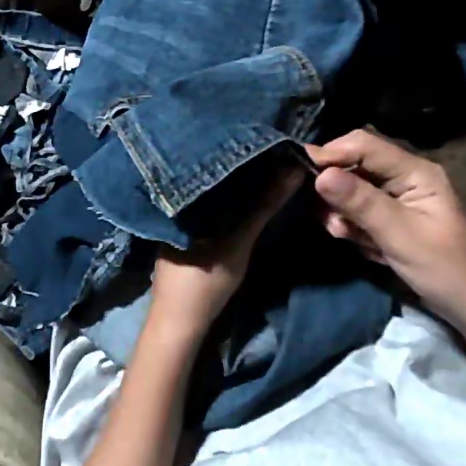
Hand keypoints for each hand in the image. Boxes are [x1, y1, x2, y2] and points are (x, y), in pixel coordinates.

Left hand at [149, 167, 303, 329]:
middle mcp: (174, 205)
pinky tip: (241, 200)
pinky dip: (224, 205)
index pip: (209, 165)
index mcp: (179, 198)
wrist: (180, 324)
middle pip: (209, 180)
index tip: (261, 142)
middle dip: (235, 169)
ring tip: (259, 169)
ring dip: (231, 188)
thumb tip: (292, 171)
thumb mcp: (238, 243)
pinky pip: (206, 211)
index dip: (235, 154)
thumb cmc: (204, 280)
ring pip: (209, 196)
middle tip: (266, 154)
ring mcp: (176, 222)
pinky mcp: (182, 237)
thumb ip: (263, 208)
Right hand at [308, 129, 465, 338]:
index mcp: (414, 171)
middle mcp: (403, 178)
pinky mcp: (389, 221)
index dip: (330, 154)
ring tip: (345, 237)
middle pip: (354, 167)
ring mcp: (396, 200)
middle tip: (330, 220)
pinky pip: (357, 214)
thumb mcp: (400, 236)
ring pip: (351, 193)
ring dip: (342, 214)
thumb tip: (321, 174)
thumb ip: (361, 203)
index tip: (297, 171)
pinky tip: (361, 246)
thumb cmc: (445, 268)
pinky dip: (352, 228)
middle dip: (334, 190)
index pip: (364, 145)